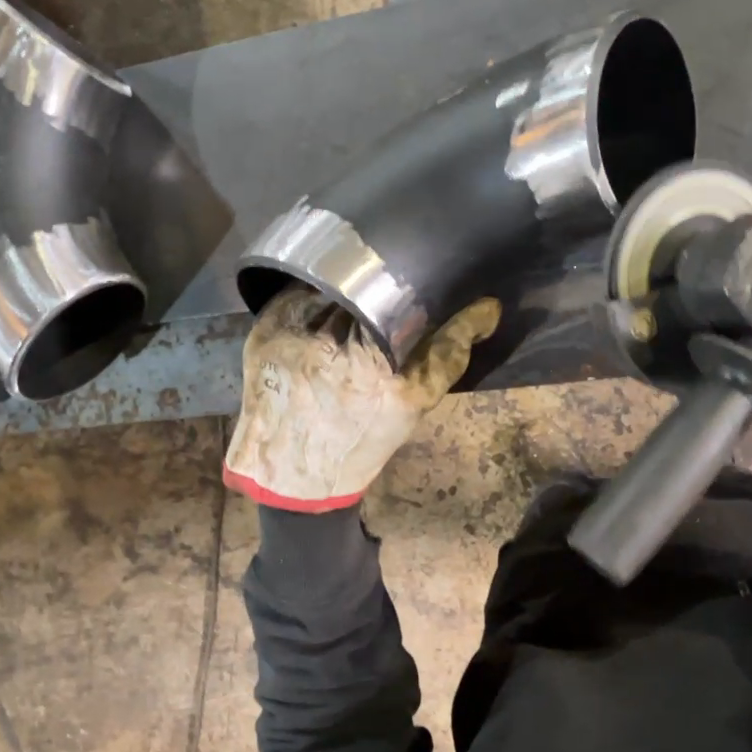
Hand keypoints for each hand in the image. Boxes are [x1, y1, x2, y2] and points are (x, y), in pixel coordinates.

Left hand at [223, 286, 500, 511]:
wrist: (292, 471)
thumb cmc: (361, 440)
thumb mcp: (416, 402)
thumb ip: (451, 350)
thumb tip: (486, 308)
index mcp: (372, 356)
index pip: (402, 294)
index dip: (412, 282)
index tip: (422, 281)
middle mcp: (329, 335)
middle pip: (365, 282)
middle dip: (378, 285)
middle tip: (386, 293)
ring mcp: (292, 328)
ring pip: (330, 283)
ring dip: (346, 289)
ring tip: (355, 304)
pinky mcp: (265, 327)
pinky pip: (298, 293)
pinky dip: (314, 300)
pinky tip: (321, 318)